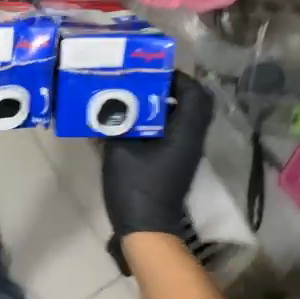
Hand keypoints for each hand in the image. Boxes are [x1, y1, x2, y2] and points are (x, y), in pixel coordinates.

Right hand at [100, 72, 213, 256]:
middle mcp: (190, 140)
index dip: (177, 77)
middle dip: (168, 89)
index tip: (151, 70)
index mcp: (184, 133)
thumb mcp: (119, 151)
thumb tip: (104, 105)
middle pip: (190, 104)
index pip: (194, 94)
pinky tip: (128, 123)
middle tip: (140, 81)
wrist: (146, 228)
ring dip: (160, 107)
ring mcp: (184, 153)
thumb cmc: (136, 187)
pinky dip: (153, 124)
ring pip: (179, 119)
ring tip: (130, 98)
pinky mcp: (173, 163)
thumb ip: (116, 124)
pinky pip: (170, 134)